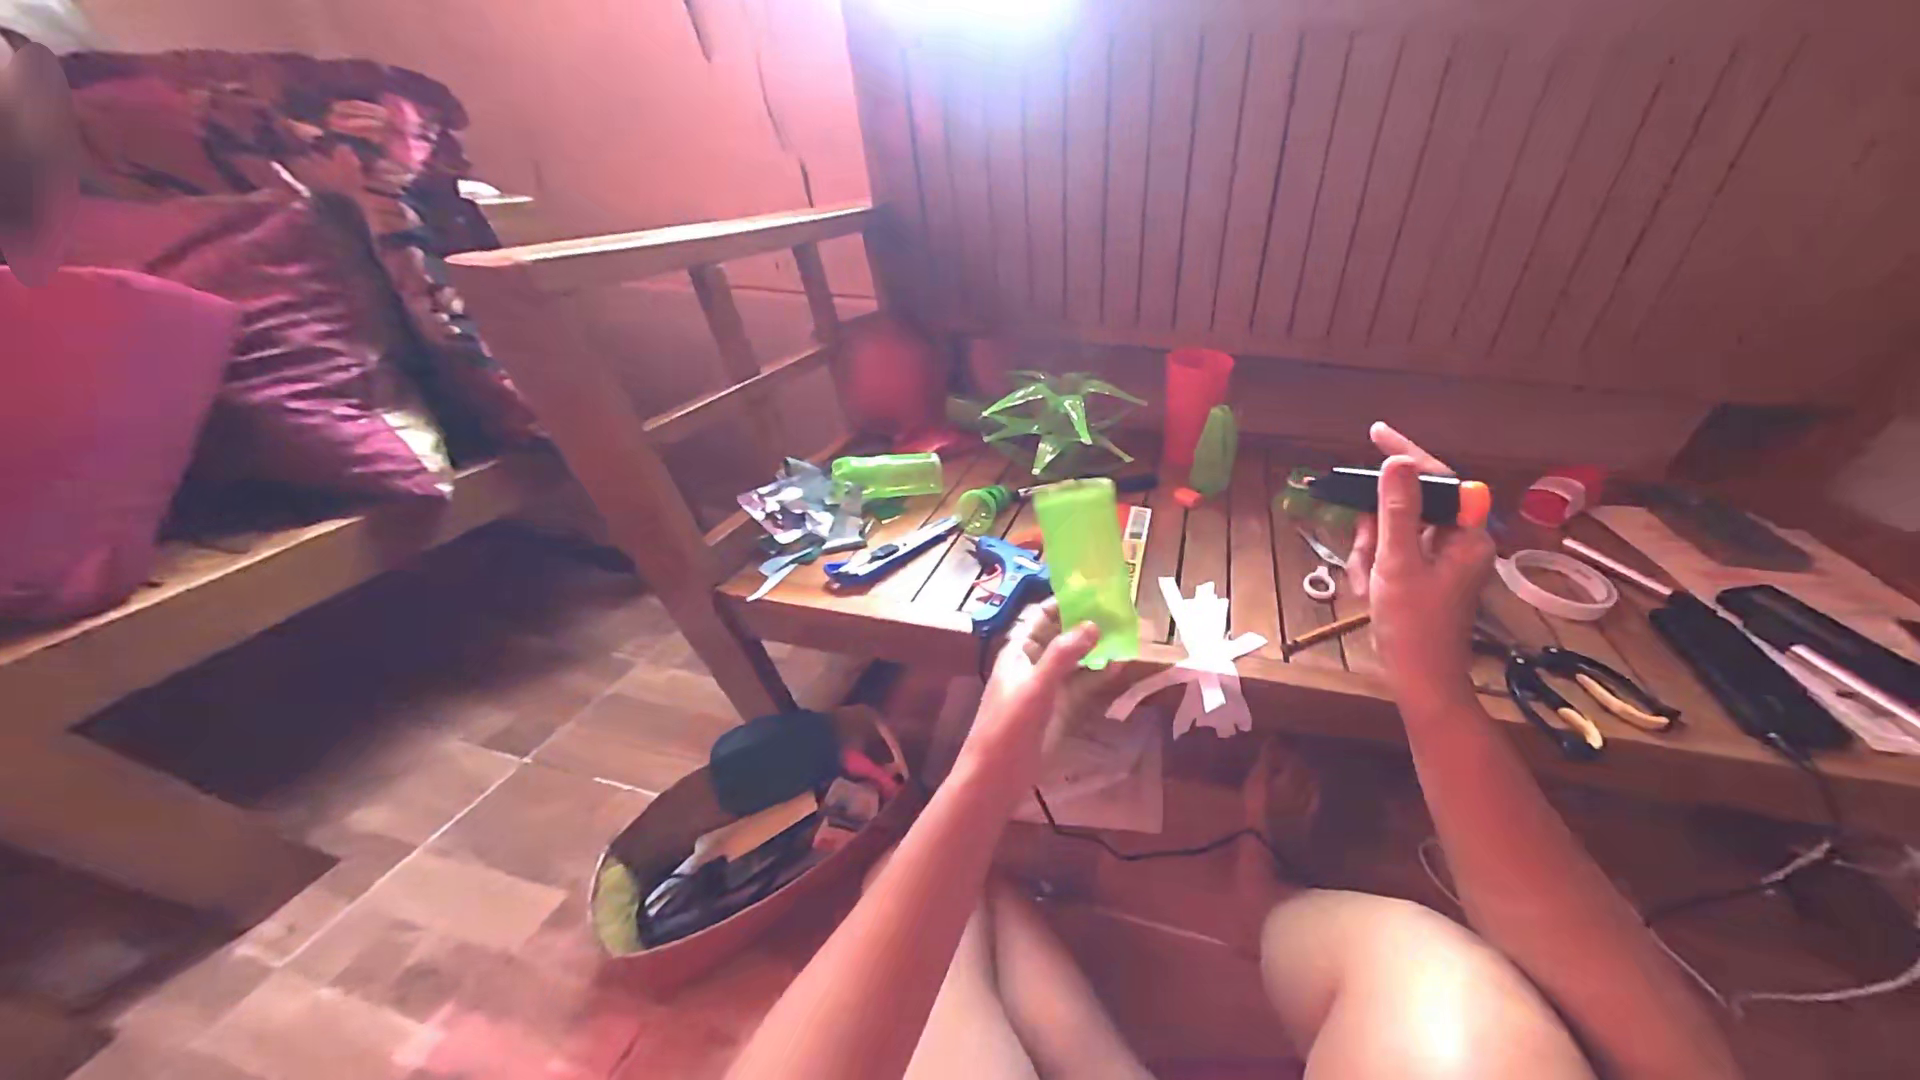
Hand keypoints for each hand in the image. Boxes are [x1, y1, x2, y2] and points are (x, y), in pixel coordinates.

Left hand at [955, 599, 1099, 796]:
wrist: (996, 775)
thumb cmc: (1009, 725)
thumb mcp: (1036, 686)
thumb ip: (1063, 655)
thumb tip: (1092, 624)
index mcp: (1017, 650)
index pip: (1039, 615)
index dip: (1061, 601)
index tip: (1091, 590)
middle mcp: (1032, 663)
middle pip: (1059, 634)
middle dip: (1083, 622)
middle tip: (1117, 611)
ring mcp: (1045, 686)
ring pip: (1072, 659)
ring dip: (1093, 648)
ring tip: (1124, 634)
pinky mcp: (1057, 708)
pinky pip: (1079, 684)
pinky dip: (1096, 674)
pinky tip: (1118, 666)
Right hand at [1345, 423, 1493, 703]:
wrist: (1417, 677)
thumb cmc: (1413, 622)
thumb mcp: (1397, 563)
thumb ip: (1396, 510)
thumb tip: (1396, 463)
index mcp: (1466, 535)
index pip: (1439, 480)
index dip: (1408, 454)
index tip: (1376, 435)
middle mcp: (1456, 542)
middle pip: (1406, 510)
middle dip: (1376, 532)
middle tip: (1366, 562)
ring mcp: (1437, 560)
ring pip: (1391, 533)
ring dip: (1369, 554)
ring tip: (1366, 584)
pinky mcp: (1420, 574)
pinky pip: (1388, 554)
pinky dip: (1371, 567)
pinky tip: (1367, 590)